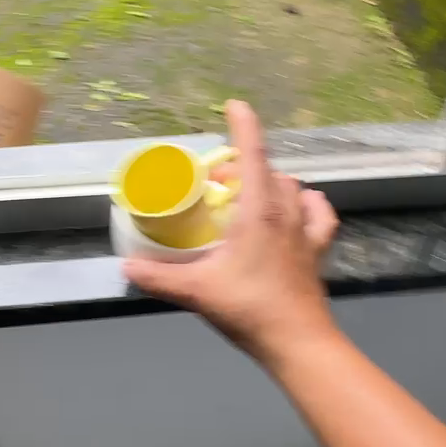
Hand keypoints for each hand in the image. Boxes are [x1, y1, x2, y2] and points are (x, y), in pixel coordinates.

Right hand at [124, 100, 340, 366]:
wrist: (297, 342)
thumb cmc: (249, 308)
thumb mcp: (196, 291)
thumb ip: (159, 277)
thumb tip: (127, 265)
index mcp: (258, 211)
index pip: (253, 154)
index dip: (243, 126)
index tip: (234, 105)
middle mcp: (286, 212)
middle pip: (268, 172)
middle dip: (242, 167)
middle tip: (216, 185)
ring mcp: (306, 231)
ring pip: (293, 189)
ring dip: (270, 183)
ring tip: (249, 197)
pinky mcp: (317, 251)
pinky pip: (318, 215)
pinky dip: (307, 205)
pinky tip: (299, 210)